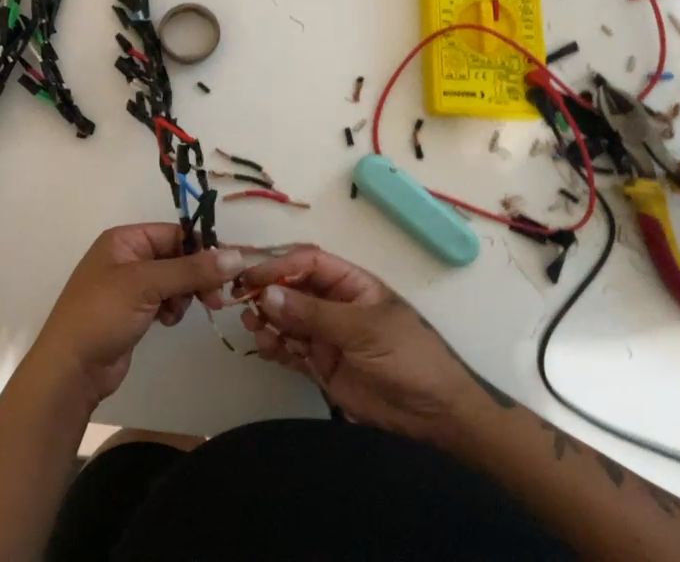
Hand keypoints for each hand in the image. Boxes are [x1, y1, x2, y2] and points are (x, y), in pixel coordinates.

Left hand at [28, 223, 251, 409]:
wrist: (73, 366)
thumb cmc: (102, 314)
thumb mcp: (145, 285)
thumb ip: (191, 270)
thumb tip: (237, 257)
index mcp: (124, 240)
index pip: (174, 233)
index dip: (202, 249)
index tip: (228, 271)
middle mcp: (127, 256)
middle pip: (177, 257)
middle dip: (196, 276)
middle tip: (214, 300)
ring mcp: (130, 285)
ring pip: (174, 281)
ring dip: (183, 296)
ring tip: (174, 313)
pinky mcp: (134, 310)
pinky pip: (165, 300)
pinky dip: (171, 309)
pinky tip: (165, 322)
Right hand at [238, 247, 504, 445]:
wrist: (437, 416)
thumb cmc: (410, 359)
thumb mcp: (364, 331)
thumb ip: (313, 314)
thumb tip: (267, 295)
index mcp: (352, 286)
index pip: (309, 263)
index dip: (280, 266)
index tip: (252, 277)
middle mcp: (335, 305)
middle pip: (291, 289)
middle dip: (266, 293)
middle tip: (242, 303)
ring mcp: (326, 335)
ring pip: (285, 319)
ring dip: (266, 320)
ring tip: (253, 328)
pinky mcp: (320, 364)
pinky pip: (288, 349)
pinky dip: (272, 346)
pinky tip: (265, 348)